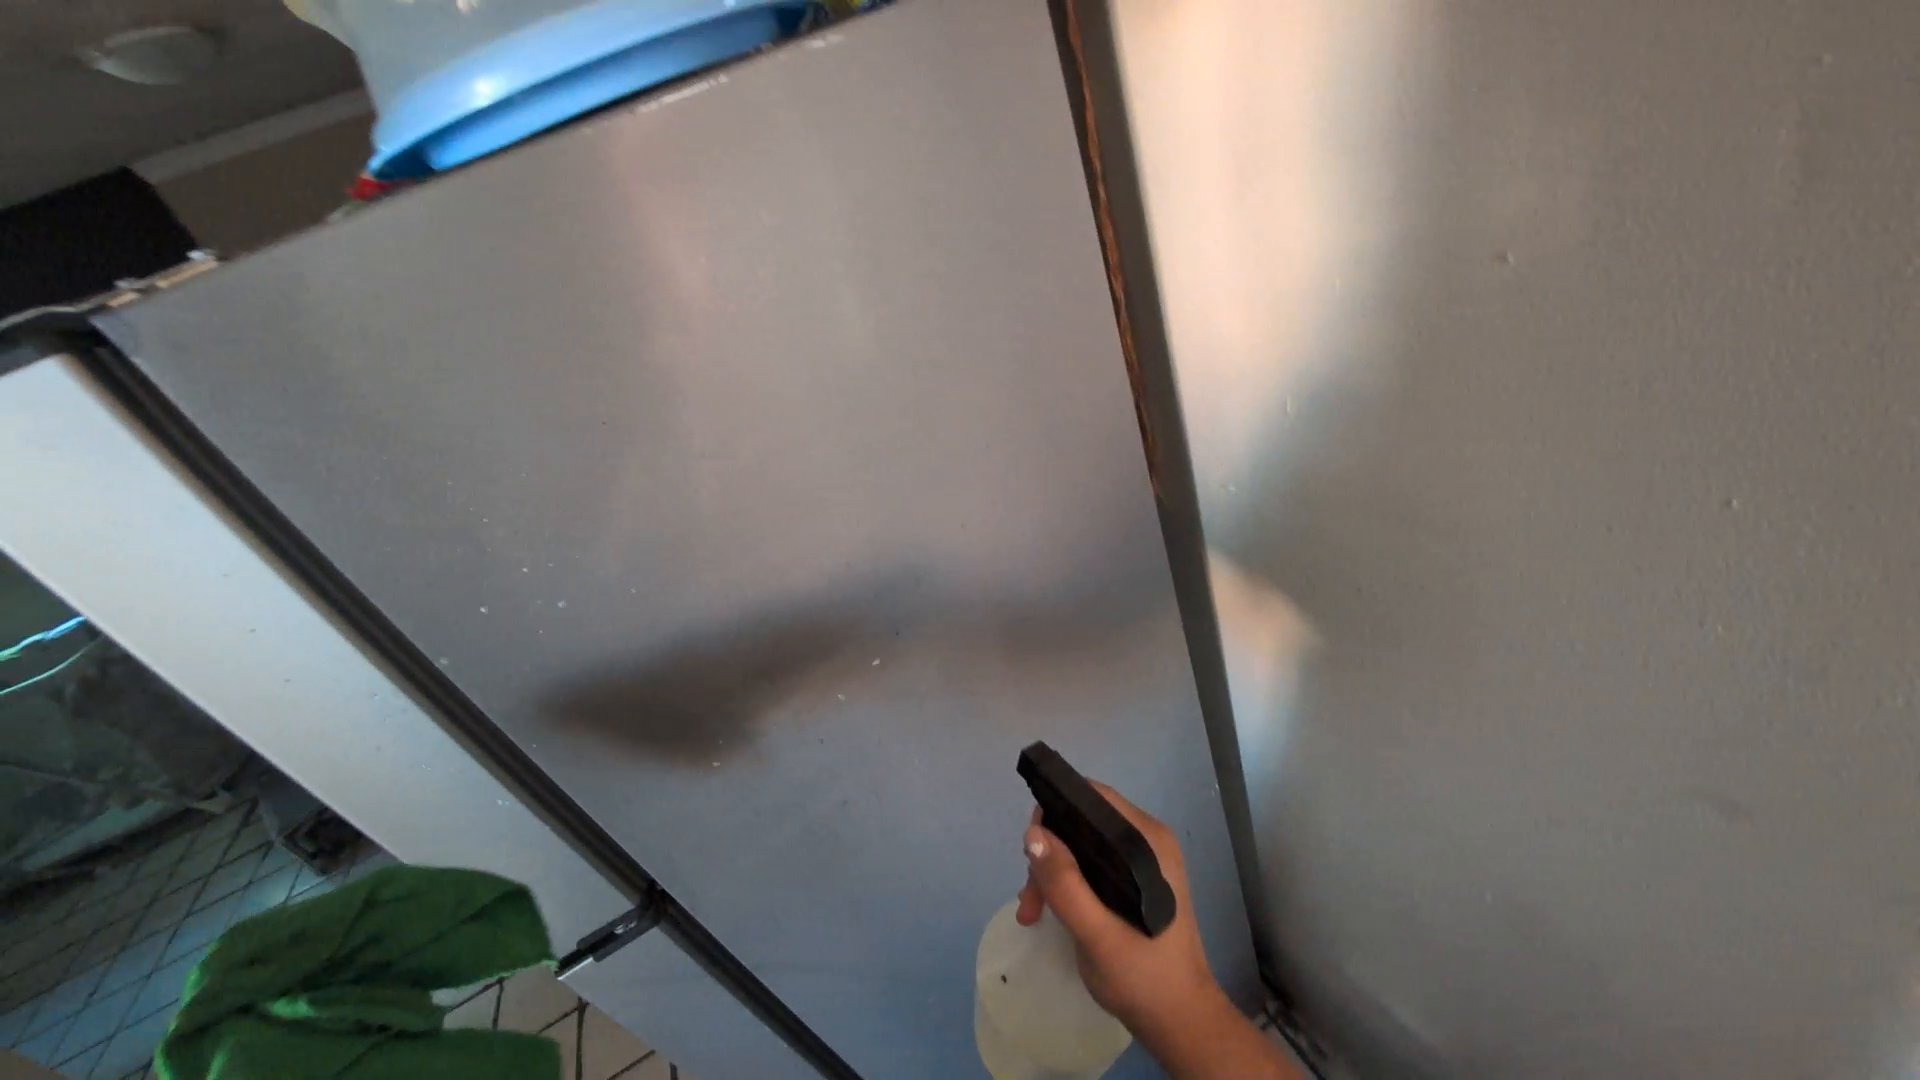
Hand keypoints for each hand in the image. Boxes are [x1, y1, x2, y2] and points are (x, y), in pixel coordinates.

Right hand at [1015, 781, 1222, 1037]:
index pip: (1094, 797)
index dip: (1057, 809)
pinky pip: (1090, 865)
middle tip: (1031, 895)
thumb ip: (1066, 883)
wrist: (1179, 1021)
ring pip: (1081, 846)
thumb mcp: (1096, 933)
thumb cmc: (1143, 976)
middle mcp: (1146, 842)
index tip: (1030, 845)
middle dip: (1049, 851)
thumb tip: (1032, 833)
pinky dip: (1066, 884)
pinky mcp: (1133, 882)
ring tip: (1032, 912)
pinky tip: (1047, 913)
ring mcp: (1141, 863)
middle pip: (1083, 822)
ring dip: (1051, 873)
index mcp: (1147, 842)